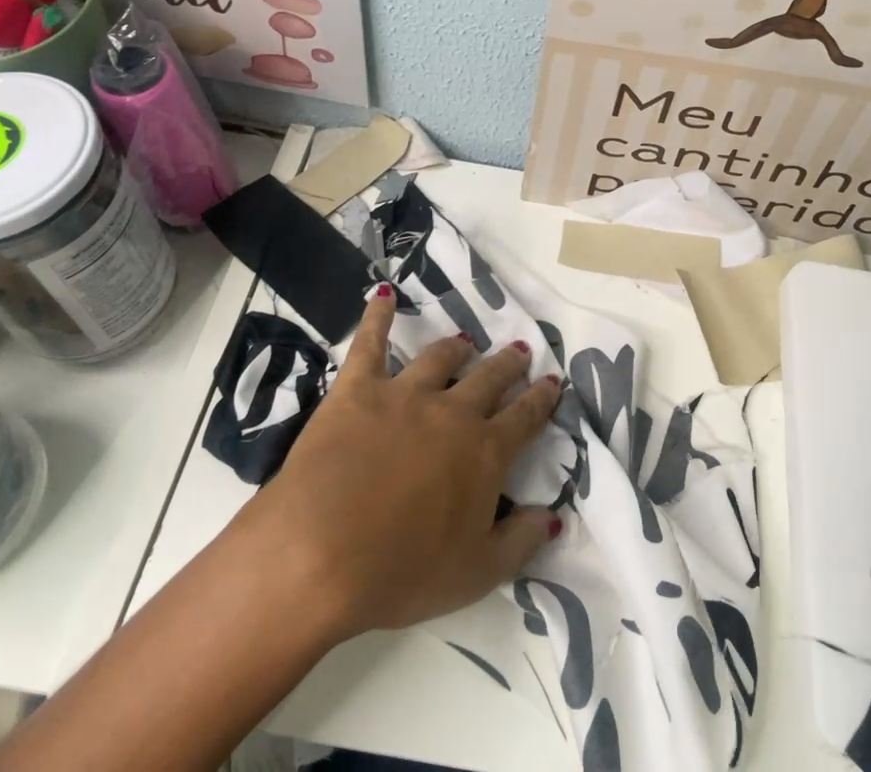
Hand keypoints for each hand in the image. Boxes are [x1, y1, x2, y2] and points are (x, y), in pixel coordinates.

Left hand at [227, 284, 564, 642]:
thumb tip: (553, 515)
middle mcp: (452, 413)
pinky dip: (377, 317)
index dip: (541, 400)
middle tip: (518, 351)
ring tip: (465, 339)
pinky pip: (370, 343)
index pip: (524, 418)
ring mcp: (402, 395)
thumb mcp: (478, 573)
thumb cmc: (402, 571)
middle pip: (488, 379)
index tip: (552, 383)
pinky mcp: (355, 389)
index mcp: (486, 453)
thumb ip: (522, 541)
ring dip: (456, 347)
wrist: (318, 554)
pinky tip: (382, 297)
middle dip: (507, 364)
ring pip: (439, 358)